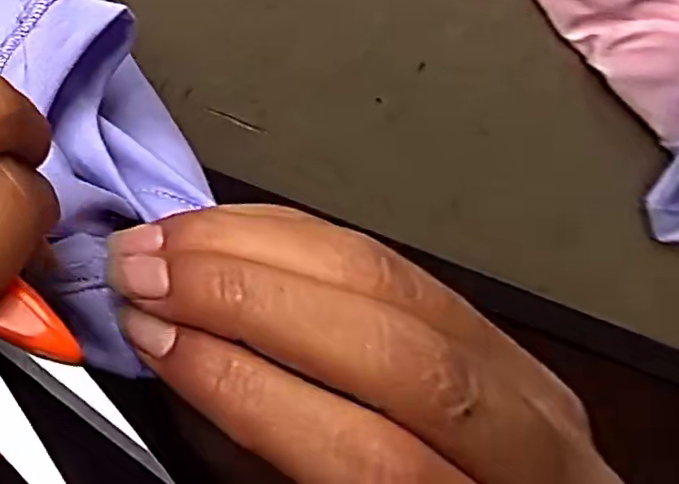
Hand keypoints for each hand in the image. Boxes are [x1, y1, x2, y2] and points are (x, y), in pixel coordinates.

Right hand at [109, 205, 620, 483]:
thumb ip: (235, 427)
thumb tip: (154, 335)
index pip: (374, 453)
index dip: (236, 380)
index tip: (145, 332)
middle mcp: (538, 452)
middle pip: (391, 346)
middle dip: (234, 291)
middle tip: (139, 271)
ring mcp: (516, 372)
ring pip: (377, 272)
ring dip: (236, 242)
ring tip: (154, 240)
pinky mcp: (468, 311)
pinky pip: (358, 243)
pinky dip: (260, 224)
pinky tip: (200, 227)